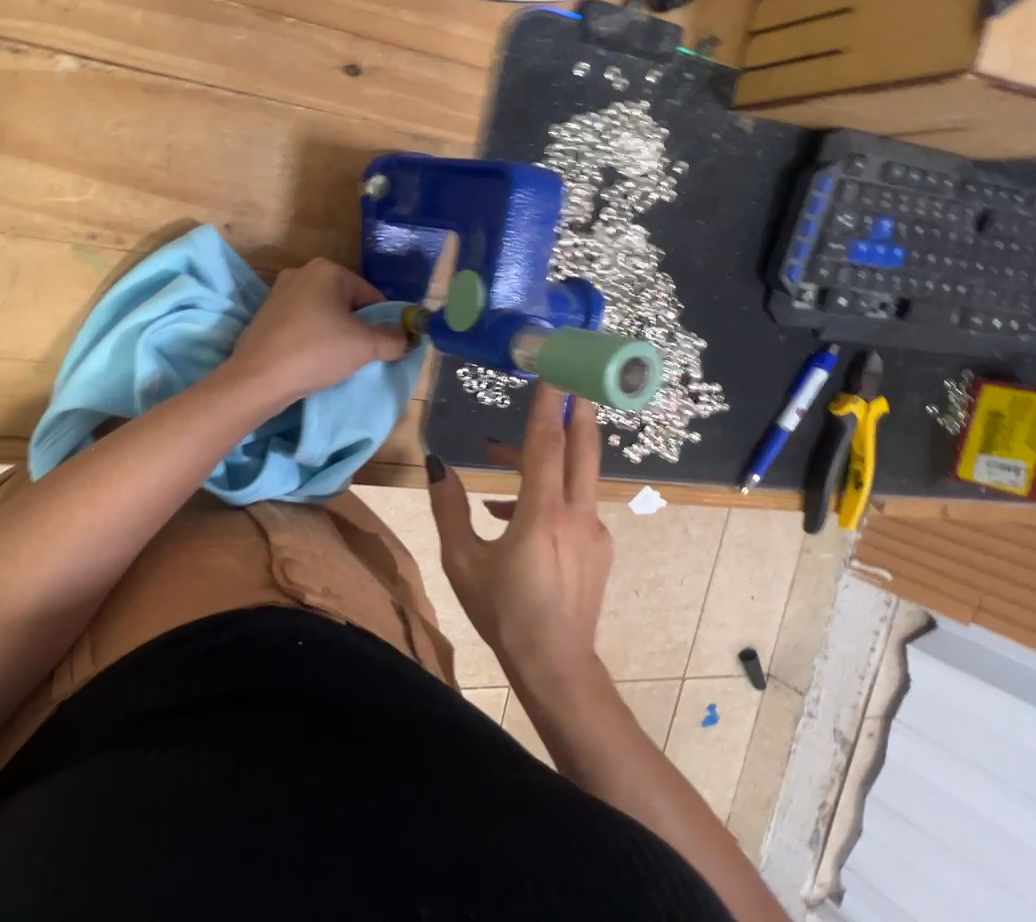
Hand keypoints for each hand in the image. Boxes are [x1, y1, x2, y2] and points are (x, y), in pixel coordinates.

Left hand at [224, 258, 409, 404]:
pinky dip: (312, 340)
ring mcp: (279, 293)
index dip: (382, 323)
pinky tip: (311, 360)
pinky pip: (302, 325)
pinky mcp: (266, 316)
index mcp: (327, 269)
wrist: (258, 378)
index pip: (371, 296)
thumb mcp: (365, 347)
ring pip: (323, 315)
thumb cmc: (316, 352)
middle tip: (357, 356)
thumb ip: (393, 339)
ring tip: (333, 361)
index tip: (380, 348)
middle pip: (346, 303)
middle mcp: (301, 273)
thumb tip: (406, 338)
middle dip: (356, 328)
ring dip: (334, 335)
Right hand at [426, 384, 613, 682]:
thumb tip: (437, 465)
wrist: (554, 662)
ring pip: (577, 479)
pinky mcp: (598, 550)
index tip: (553, 373)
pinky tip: (513, 513)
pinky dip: (550, 495)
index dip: (547, 407)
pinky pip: (575, 507)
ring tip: (504, 458)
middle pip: (582, 451)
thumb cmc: (501, 611)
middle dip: (578, 413)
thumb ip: (450, 508)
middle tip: (573, 381)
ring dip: (551, 457)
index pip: (546, 446)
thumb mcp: (462, 560)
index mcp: (542, 515)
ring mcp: (593, 533)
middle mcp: (576, 516)